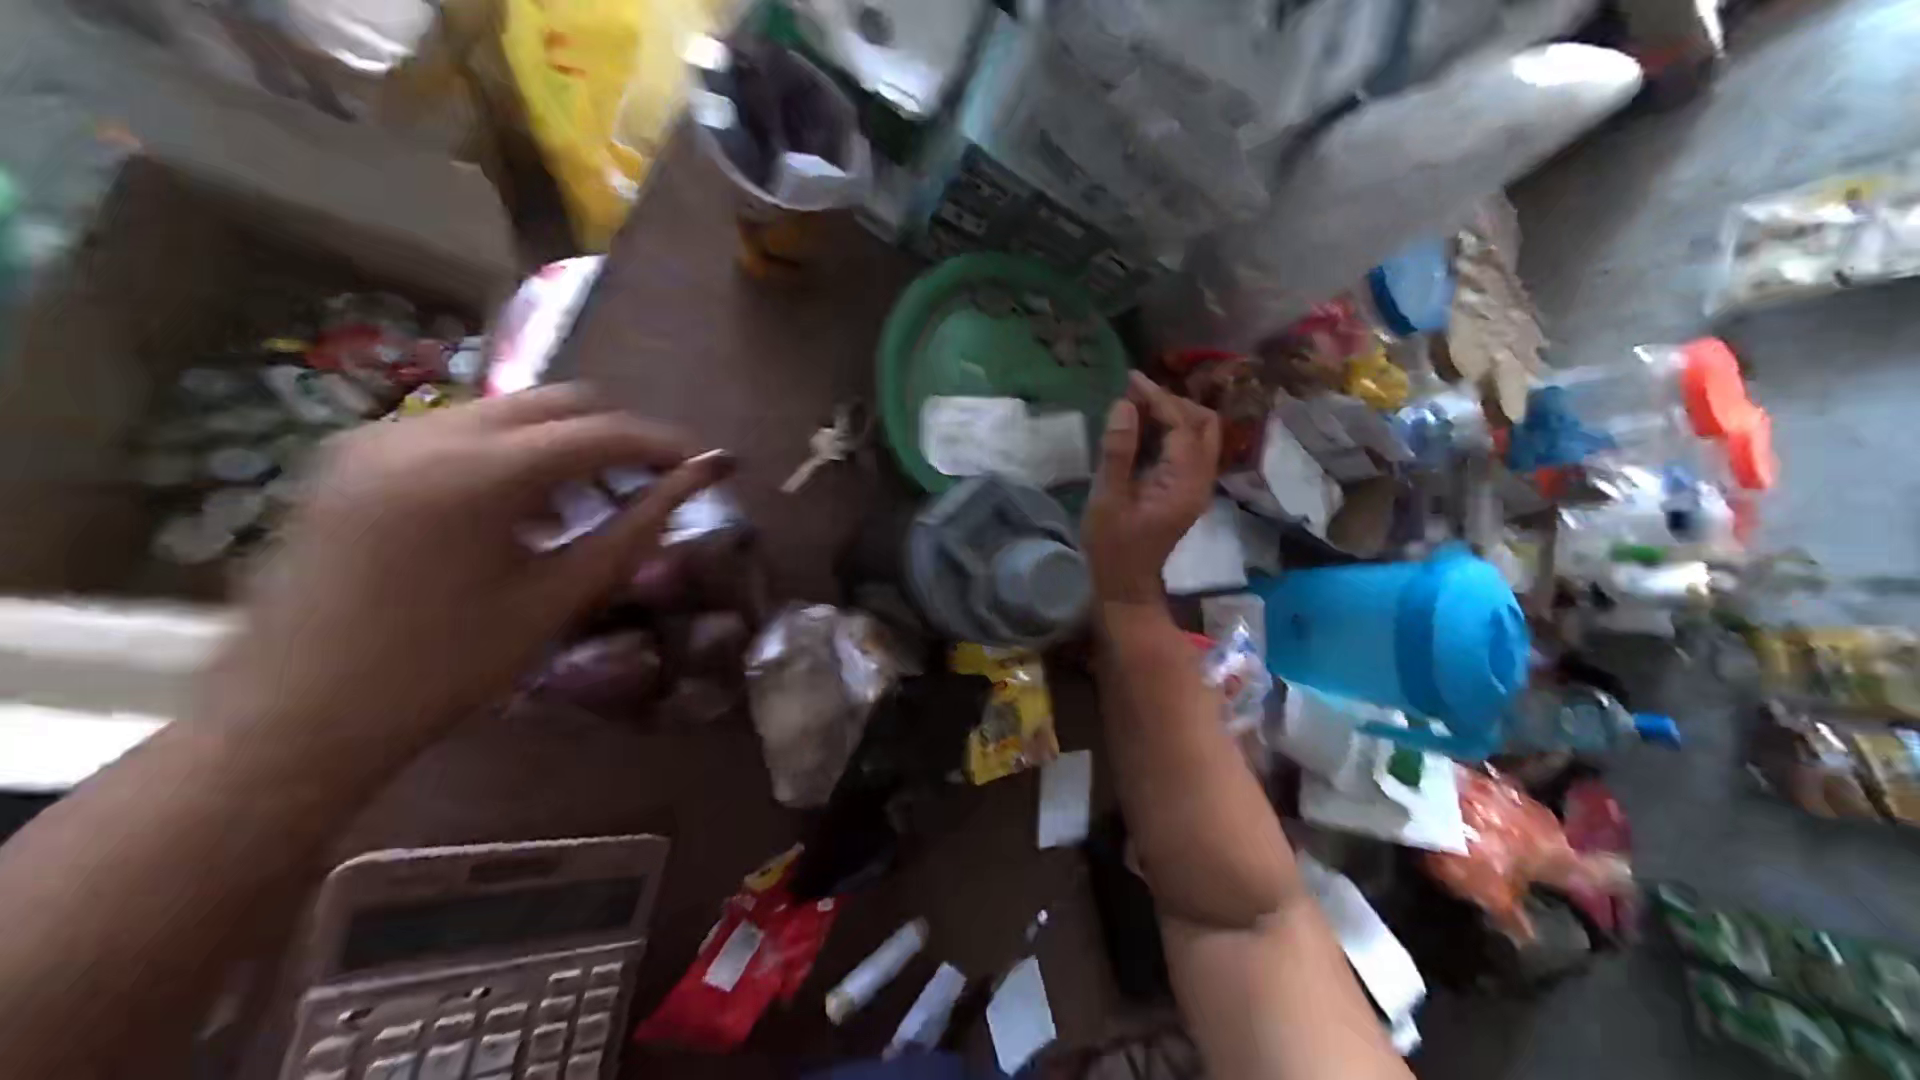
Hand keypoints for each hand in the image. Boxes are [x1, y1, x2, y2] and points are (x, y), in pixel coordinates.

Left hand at [206, 385, 733, 740]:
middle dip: (615, 434)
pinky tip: (519, 508)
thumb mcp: (558, 598)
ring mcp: (381, 437)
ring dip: (563, 442)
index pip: (600, 431)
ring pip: (508, 411)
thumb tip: (696, 481)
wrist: (299, 713)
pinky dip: (510, 453)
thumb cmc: (446, 667)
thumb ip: (635, 531)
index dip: (661, 443)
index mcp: (480, 473)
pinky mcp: (353, 456)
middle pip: (555, 402)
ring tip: (585, 500)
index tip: (701, 463)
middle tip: (649, 482)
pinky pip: (459, 431)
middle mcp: (427, 432)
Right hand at [1083, 371, 1221, 606]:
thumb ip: (1118, 451)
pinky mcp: (1187, 491)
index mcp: (1183, 483)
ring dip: (1174, 415)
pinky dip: (1172, 431)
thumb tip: (1124, 405)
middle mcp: (1200, 481)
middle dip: (1173, 402)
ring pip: (1201, 435)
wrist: (1126, 586)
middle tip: (1135, 394)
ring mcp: (1197, 487)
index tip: (1130, 380)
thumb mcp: (1107, 499)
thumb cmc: (1112, 547)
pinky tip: (1144, 428)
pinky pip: (1190, 450)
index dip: (1158, 398)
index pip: (1182, 425)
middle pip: (1204, 424)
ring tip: (1137, 406)